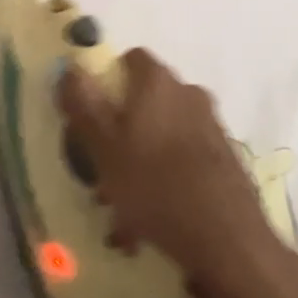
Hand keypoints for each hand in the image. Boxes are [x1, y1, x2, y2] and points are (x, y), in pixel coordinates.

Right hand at [57, 49, 297, 297]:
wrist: (227, 238)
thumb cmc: (154, 185)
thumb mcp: (103, 146)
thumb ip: (84, 103)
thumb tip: (70, 66)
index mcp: (158, 82)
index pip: (129, 59)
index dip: (108, 81)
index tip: (93, 115)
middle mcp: (189, 92)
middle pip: (147, 100)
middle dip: (123, 131)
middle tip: (105, 170)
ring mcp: (212, 125)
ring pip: (165, 134)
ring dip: (143, 161)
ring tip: (126, 208)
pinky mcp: (226, 157)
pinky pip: (185, 159)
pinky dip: (168, 179)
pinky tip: (155, 217)